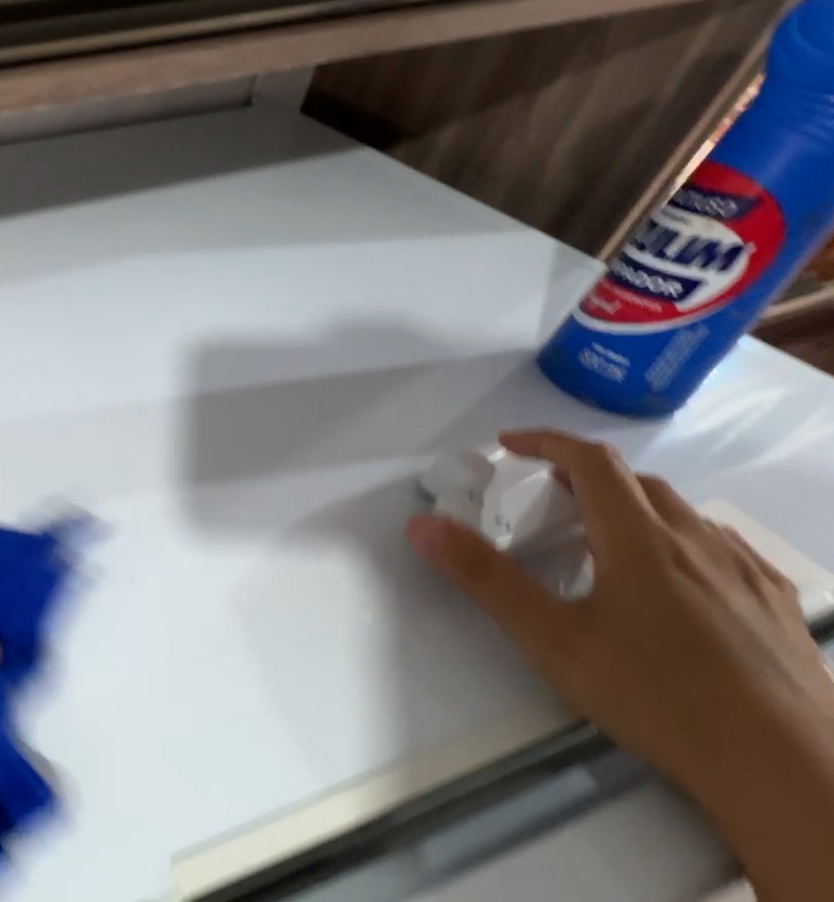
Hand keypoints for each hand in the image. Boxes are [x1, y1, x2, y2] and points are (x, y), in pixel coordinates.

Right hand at [408, 429, 833, 901]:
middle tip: (545, 496)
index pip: (591, 462)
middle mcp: (698, 543)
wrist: (792, 772)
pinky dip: (681, 539)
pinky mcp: (779, 607)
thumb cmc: (658, 697)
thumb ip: (485, 577)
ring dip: (633, 506)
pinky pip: (723, 548)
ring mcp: (747, 574)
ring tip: (603, 537)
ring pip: (684, 514)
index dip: (546, 442)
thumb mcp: (552, 639)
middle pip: (638, 483)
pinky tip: (676, 580)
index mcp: (640, 542)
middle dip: (584, 475)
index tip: (507, 446)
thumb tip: (423, 524)